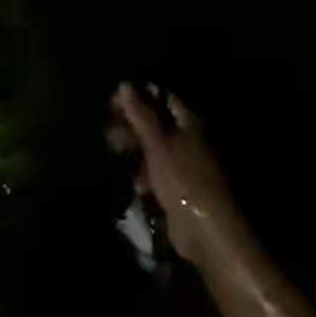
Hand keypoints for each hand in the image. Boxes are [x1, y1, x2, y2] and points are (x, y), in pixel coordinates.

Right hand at [111, 82, 238, 263]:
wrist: (205, 231)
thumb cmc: (182, 179)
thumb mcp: (157, 143)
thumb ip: (140, 115)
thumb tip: (125, 85)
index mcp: (189, 125)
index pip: (162, 98)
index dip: (138, 96)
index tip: (114, 102)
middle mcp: (188, 140)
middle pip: (155, 123)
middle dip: (131, 125)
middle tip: (110, 129)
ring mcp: (184, 164)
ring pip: (153, 147)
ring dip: (134, 148)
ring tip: (115, 151)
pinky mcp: (178, 187)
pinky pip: (156, 172)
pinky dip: (144, 173)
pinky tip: (136, 183)